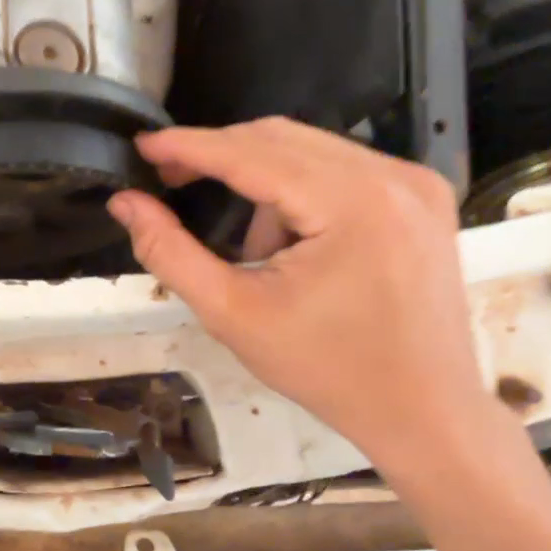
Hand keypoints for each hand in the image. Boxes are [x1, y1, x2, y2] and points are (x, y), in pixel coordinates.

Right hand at [106, 118, 487, 463]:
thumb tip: (125, 202)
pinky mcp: (422, 196)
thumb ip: (169, 251)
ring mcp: (414, 182)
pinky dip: (296, 190)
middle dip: (217, 154)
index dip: (189, 145)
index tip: (142, 145)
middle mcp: (392, 177)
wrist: (425, 412)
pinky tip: (288, 242)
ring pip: (307, 149)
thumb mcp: (232, 313)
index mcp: (353, 203)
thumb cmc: (327, 369)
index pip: (251, 153)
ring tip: (247, 247)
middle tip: (166, 179)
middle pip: (279, 138)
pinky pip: (338, 167)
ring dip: (257, 178)